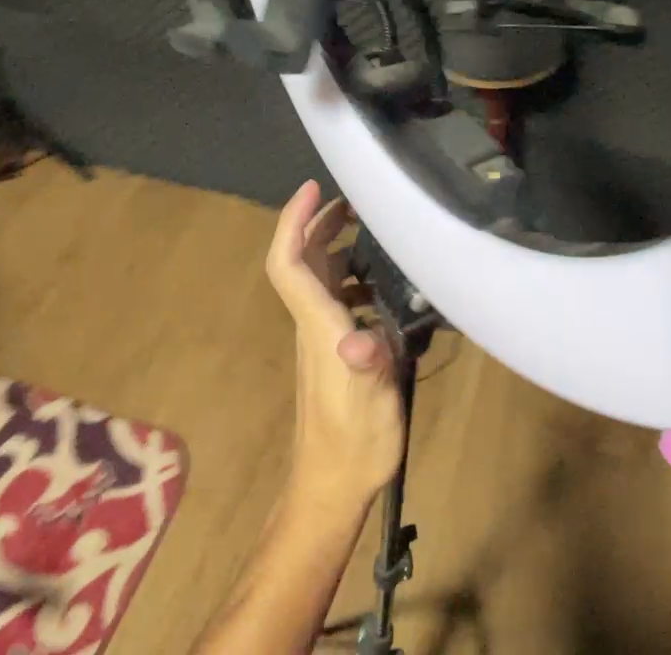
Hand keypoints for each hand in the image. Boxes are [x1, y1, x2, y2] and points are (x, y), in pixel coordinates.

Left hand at [267, 181, 405, 505]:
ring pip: (317, 279)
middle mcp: (312, 324)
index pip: (288, 263)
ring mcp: (320, 339)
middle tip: (350, 200)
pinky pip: (336, 300)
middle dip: (317, 223)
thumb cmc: (355, 442)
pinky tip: (382, 287)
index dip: (293, 221)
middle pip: (300, 262)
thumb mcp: (372, 404)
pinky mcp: (332, 352)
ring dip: (335, 247)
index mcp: (318, 326)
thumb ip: (370, 366)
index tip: (313, 187)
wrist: (332, 484)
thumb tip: (363, 336)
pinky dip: (353, 279)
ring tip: (371, 232)